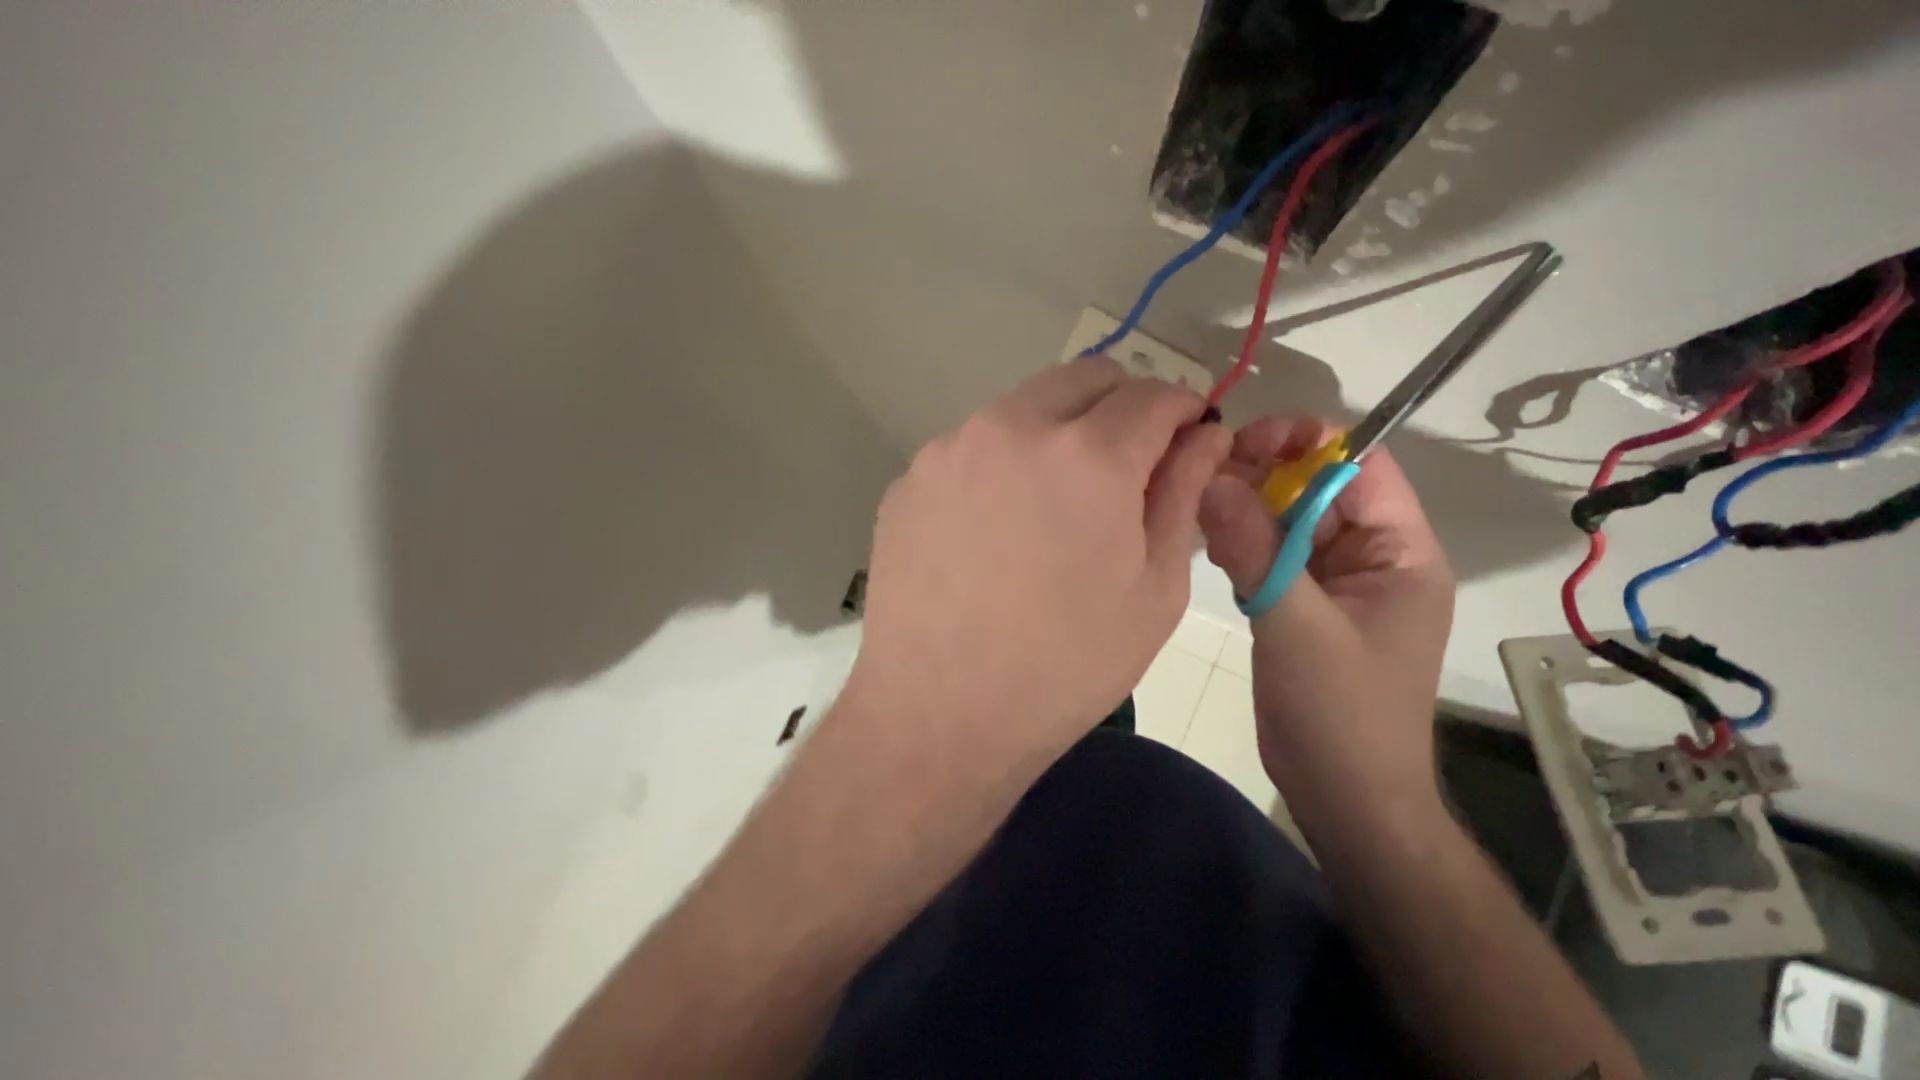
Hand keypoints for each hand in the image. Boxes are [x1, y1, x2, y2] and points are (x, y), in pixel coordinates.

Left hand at [838, 357, 1230, 788]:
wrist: (938, 716)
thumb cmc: (1066, 666)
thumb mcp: (1154, 590)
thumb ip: (1182, 496)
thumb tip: (1204, 436)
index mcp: (1087, 454)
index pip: (1153, 394)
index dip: (1184, 411)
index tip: (1190, 440)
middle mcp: (1012, 428)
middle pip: (1084, 378)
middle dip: (1122, 406)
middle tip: (1131, 466)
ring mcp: (950, 450)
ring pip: (1023, 407)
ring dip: (1058, 431)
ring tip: (1060, 505)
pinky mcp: (909, 481)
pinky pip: (973, 448)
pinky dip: (1003, 465)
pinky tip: (999, 531)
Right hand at [1196, 416, 1454, 817]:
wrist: (1346, 797)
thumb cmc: (1340, 713)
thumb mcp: (1296, 625)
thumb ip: (1254, 549)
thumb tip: (1209, 478)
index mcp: (1401, 553)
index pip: (1361, 467)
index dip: (1306, 443)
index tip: (1243, 442)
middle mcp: (1375, 558)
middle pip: (1321, 489)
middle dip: (1266, 474)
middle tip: (1204, 473)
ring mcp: (1339, 585)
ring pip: (1292, 522)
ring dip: (1248, 509)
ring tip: (1197, 503)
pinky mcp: (1307, 608)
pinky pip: (1275, 556)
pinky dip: (1244, 544)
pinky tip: (1208, 544)